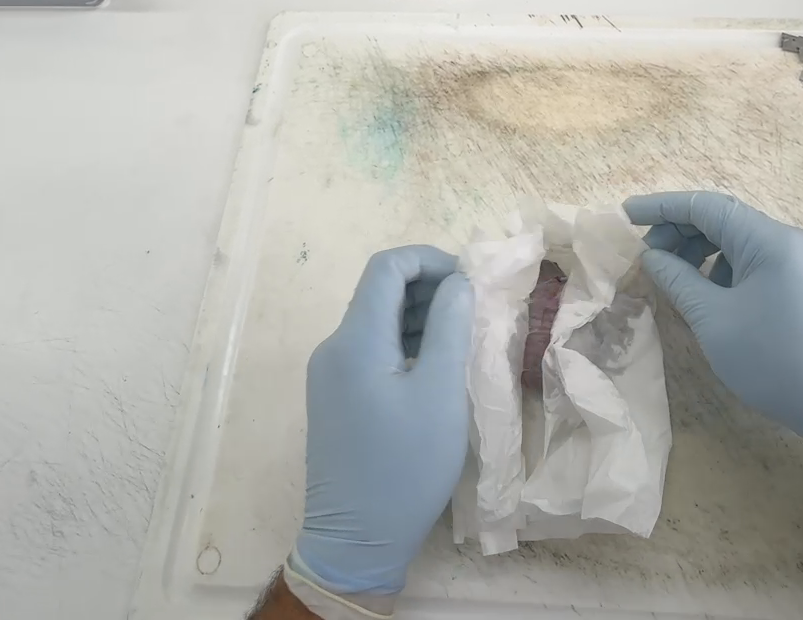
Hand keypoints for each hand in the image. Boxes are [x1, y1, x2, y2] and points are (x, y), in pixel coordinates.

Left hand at [295, 245, 473, 597]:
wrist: (355, 542)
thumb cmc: (404, 466)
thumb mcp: (440, 394)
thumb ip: (450, 327)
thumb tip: (458, 281)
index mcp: (355, 339)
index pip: (387, 267)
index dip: (429, 259)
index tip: (468, 278)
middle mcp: (335, 346)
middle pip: (380, 290)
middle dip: (428, 286)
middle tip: (472, 307)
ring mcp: (330, 371)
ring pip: (377, 318)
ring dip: (419, 313)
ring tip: (461, 333)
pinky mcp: (336, 393)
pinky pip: (372, 347)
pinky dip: (405, 340)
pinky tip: (435, 362)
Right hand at [626, 191, 802, 474]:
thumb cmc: (774, 361)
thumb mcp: (713, 320)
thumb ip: (677, 279)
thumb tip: (651, 256)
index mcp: (768, 240)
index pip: (704, 205)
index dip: (660, 207)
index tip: (626, 215)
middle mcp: (787, 238)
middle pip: (721, 218)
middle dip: (679, 231)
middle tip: (648, 257)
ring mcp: (799, 258)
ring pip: (737, 237)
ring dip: (699, 249)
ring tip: (674, 276)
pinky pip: (753, 257)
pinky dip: (722, 265)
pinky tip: (708, 292)